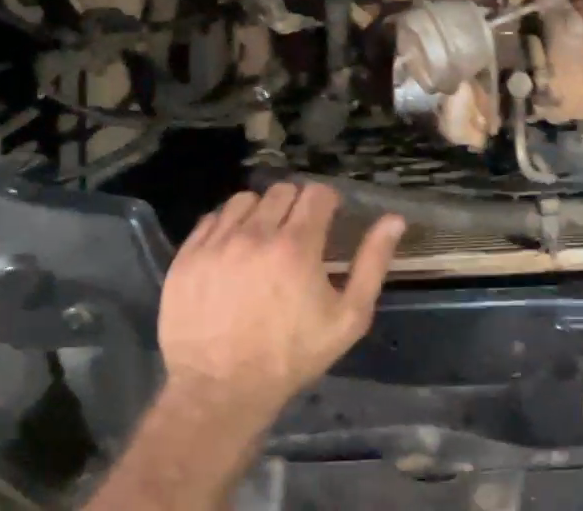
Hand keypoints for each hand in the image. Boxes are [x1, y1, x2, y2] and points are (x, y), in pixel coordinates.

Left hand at [158, 183, 403, 414]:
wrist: (219, 391)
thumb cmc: (291, 356)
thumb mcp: (347, 318)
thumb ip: (372, 263)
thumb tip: (395, 220)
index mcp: (296, 245)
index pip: (317, 192)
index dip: (327, 203)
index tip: (328, 220)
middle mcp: (255, 234)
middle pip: (282, 191)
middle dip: (295, 206)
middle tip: (298, 235)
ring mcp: (216, 244)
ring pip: (245, 200)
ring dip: (260, 212)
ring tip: (263, 240)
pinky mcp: (187, 258)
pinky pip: (211, 219)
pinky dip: (227, 227)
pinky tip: (233, 252)